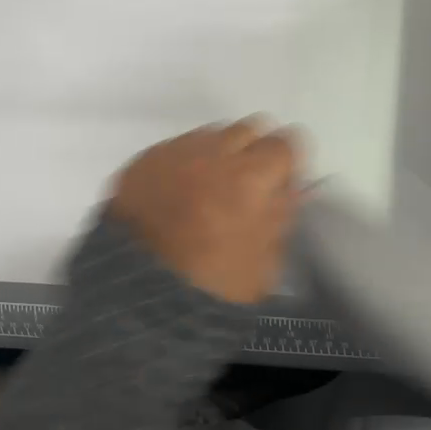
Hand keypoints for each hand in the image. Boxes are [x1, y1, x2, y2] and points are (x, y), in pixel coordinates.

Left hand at [109, 119, 302, 304]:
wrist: (139, 300)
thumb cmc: (214, 287)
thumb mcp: (268, 260)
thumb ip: (284, 214)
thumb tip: (291, 186)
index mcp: (252, 178)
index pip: (287, 142)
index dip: (287, 163)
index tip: (281, 182)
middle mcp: (214, 154)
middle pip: (250, 128)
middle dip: (255, 151)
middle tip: (246, 185)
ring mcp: (175, 153)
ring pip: (212, 134)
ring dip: (219, 154)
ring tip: (208, 189)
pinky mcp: (143, 161)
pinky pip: (176, 147)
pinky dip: (184, 163)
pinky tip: (178, 194)